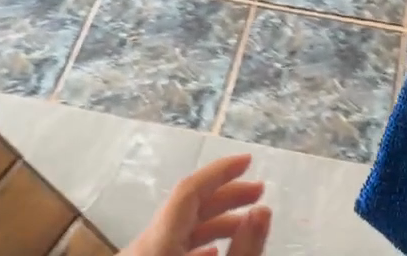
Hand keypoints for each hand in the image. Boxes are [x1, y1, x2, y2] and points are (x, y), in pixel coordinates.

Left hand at [123, 153, 271, 255]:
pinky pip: (170, 245)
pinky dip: (196, 243)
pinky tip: (215, 250)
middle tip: (259, 191)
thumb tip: (263, 210)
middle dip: (225, 196)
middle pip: (186, 207)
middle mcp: (143, 244)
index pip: (189, 190)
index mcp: (157, 241)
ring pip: (179, 228)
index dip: (220, 170)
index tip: (249, 159)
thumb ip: (243, 248)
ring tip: (246, 222)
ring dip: (214, 222)